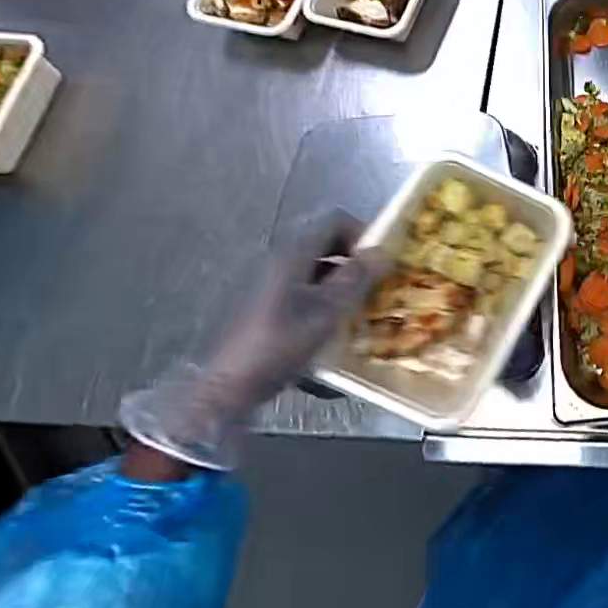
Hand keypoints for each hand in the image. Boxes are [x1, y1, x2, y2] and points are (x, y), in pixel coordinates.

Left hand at [119, 209, 384, 469]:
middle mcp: (279, 257)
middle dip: (354, 258)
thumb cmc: (279, 344)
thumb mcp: (327, 312)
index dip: (363, 233)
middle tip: (373, 285)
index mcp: (293, 252)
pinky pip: (302, 284)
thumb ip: (356, 278)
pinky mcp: (263, 302)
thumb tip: (383, 252)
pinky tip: (329, 325)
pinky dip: (322, 295)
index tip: (378, 262)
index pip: (335, 219)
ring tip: (356, 309)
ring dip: (340, 279)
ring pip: (315, 265)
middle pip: (326, 240)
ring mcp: (268, 279)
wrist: (225, 388)